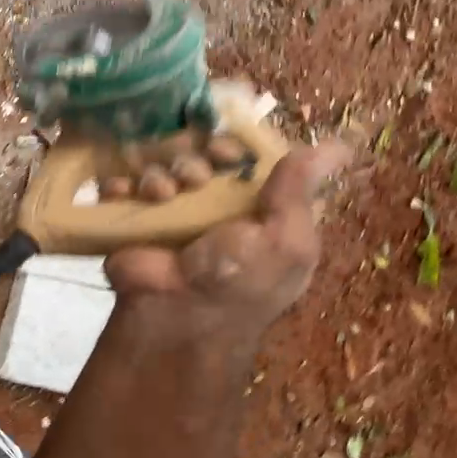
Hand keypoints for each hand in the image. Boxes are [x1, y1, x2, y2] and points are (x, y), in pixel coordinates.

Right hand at [104, 143, 349, 337]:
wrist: (178, 311)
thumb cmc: (242, 279)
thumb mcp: (285, 241)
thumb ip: (298, 192)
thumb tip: (341, 146)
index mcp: (250, 206)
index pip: (239, 157)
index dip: (230, 147)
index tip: (225, 153)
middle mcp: (206, 202)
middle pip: (191, 156)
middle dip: (190, 161)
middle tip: (192, 179)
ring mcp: (163, 208)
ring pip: (153, 165)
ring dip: (155, 175)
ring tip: (158, 195)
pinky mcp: (126, 213)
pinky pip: (115, 183)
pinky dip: (117, 184)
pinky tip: (124, 193)